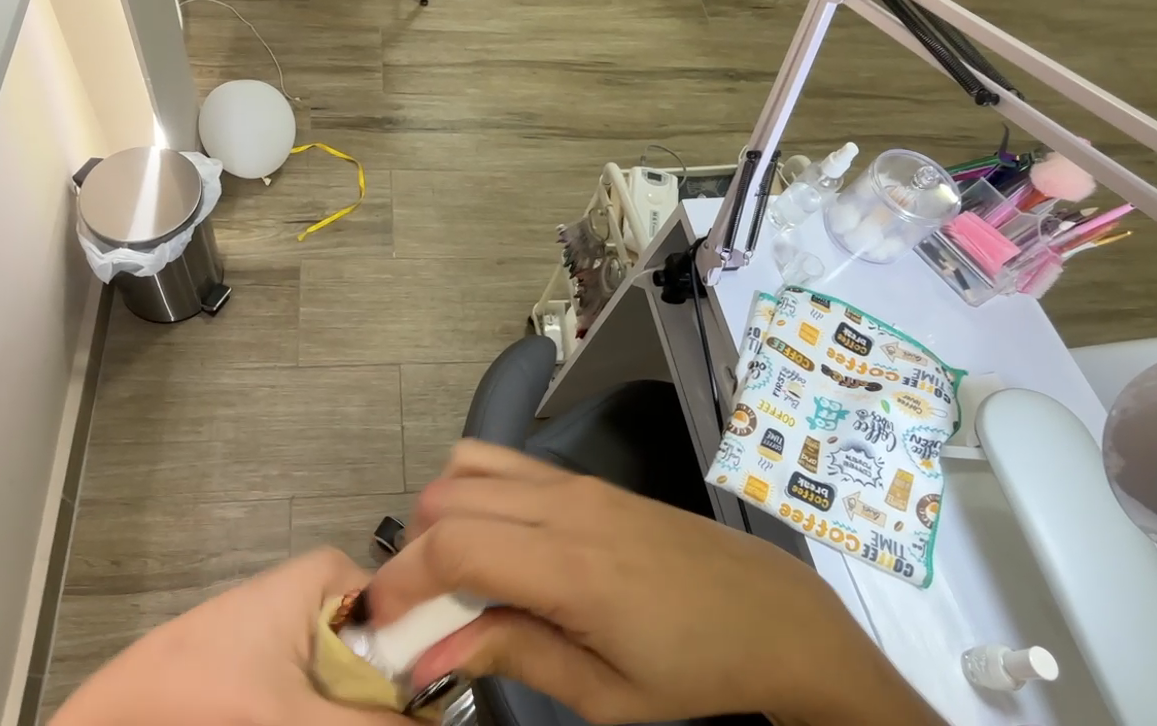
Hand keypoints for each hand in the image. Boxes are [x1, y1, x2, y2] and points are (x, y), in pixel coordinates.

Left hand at [50, 547, 406, 725]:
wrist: (117, 720)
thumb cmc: (211, 699)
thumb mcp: (301, 718)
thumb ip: (376, 724)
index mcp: (328, 574)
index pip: (409, 608)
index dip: (430, 659)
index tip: (438, 702)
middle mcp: (318, 587)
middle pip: (385, 645)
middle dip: (395, 693)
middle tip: (406, 723)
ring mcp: (294, 622)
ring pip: (356, 670)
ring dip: (364, 707)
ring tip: (381, 722)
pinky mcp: (272, 656)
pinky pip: (324, 682)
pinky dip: (332, 708)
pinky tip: (332, 721)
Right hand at [367, 441, 943, 725]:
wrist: (776, 618)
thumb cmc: (695, 671)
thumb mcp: (605, 693)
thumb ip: (513, 656)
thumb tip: (428, 658)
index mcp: (569, 565)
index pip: (452, 547)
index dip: (401, 581)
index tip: (380, 624)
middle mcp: (565, 505)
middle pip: (448, 494)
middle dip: (413, 549)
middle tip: (420, 608)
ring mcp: (578, 483)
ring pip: (471, 463)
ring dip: (441, 511)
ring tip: (453, 571)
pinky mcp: (589, 480)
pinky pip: (507, 463)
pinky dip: (474, 491)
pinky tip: (496, 542)